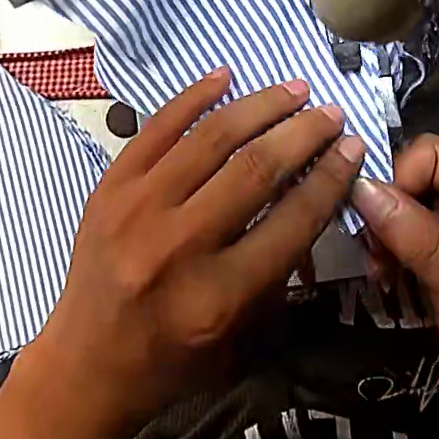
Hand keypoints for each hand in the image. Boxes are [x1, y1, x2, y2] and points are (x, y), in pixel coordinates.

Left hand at [23, 69, 364, 435]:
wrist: (85, 363)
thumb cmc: (172, 358)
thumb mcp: (240, 332)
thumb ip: (280, 265)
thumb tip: (312, 190)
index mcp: (217, 296)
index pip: (292, 221)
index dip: (331, 177)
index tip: (352, 147)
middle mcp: (178, 246)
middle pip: (256, 170)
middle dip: (304, 134)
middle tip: (331, 113)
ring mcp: (136, 209)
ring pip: (211, 138)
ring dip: (260, 106)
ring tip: (295, 89)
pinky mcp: (109, 187)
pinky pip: (158, 127)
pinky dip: (194, 96)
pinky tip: (226, 76)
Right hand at [351, 136, 438, 438]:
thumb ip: (417, 237)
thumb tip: (363, 190)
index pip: (433, 156)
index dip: (398, 178)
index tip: (373, 219)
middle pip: (415, 177)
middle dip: (386, 209)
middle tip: (370, 251)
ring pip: (405, 207)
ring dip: (384, 234)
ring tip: (379, 269)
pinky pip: (408, 236)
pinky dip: (390, 252)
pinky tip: (385, 276)